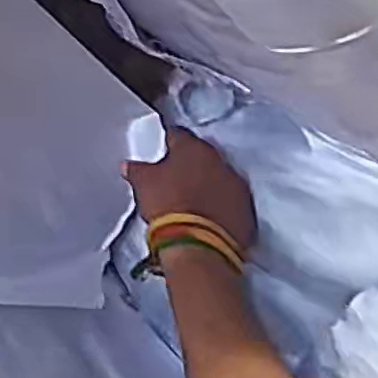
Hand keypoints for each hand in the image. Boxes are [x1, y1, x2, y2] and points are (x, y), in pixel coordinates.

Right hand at [123, 128, 255, 249]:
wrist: (196, 243)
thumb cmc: (166, 202)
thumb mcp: (142, 181)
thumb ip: (136, 169)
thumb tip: (129, 166)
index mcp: (194, 149)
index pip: (178, 134)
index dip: (166, 141)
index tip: (159, 148)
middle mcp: (221, 162)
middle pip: (202, 155)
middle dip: (189, 162)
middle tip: (172, 172)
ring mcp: (238, 187)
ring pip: (218, 177)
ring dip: (206, 182)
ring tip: (189, 194)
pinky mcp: (248, 212)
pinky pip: (230, 200)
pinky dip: (218, 202)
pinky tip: (204, 211)